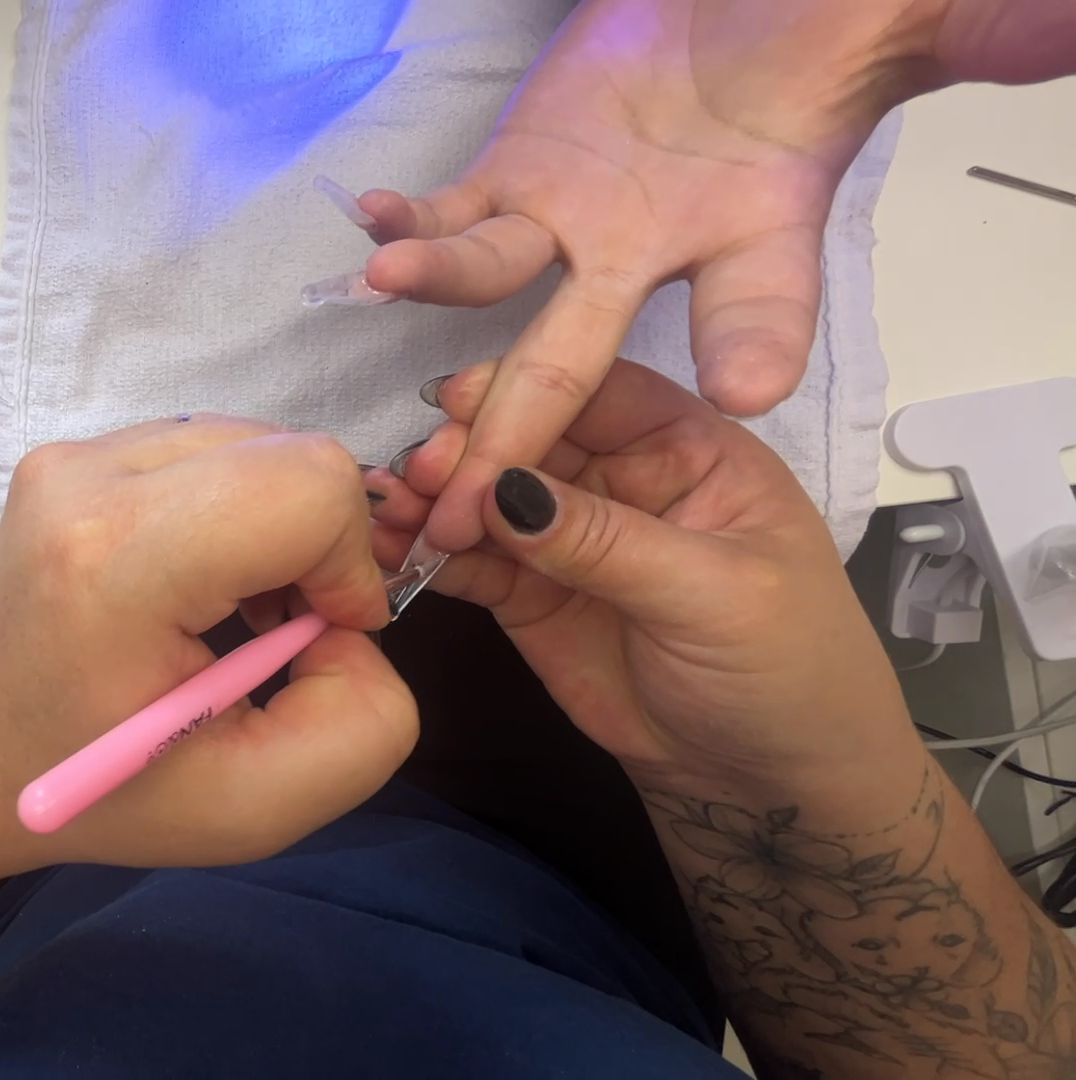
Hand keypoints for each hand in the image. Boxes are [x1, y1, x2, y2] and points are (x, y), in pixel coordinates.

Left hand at [0, 417, 416, 872]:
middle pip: (289, 454)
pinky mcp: (76, 453)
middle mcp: (85, 479)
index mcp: (114, 560)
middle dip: (318, 543)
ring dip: (276, 526)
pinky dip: (235, 509)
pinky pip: (209, 450)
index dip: (346, 560)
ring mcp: (73, 456)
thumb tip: (355, 619)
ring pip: (256, 444)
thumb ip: (362, 723)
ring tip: (232, 604)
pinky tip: (200, 572)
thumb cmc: (101, 793)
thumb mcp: (254, 807)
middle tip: (277, 625)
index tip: (316, 634)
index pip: (303, 485)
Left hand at [354, 0, 948, 550]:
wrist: (724, 1)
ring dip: (444, 284)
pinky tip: (372, 224)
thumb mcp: (915, 19)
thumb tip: (1070, 31)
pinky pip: (451, 210)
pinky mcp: (504, 183)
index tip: (752, 389)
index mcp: (749, 234)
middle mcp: (638, 255)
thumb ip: (979, 31)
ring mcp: (560, 226)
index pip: (761, 301)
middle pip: (568, 360)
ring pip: (493, 277)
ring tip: (392, 287)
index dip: (759, 338)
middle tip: (463, 510)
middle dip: (515, 433)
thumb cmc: (813, 25)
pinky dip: (415, 218)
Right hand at [368, 360, 911, 785]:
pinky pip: (462, 558)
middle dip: (463, 452)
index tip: (451, 406)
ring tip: (387, 516)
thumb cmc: (782, 672)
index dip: (527, 391)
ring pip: (479, 497)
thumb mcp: (713, 595)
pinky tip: (390, 553)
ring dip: (429, 502)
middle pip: (521, 438)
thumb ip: (604, 541)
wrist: (750, 777)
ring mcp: (557, 533)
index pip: (597, 393)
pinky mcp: (517, 586)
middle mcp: (611, 478)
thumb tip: (501, 493)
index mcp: (683, 451)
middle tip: (418, 478)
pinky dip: (422, 554)